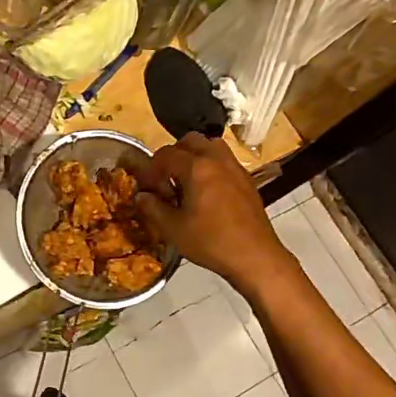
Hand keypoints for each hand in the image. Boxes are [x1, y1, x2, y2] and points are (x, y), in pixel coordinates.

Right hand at [132, 133, 293, 290]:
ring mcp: (235, 168)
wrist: (254, 255)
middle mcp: (217, 159)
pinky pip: (224, 161)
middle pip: (190, 141)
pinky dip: (211, 166)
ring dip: (195, 156)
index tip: (146, 186)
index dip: (151, 169)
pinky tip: (207, 193)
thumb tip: (141, 196)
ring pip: (211, 146)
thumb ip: (153, 208)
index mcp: (197, 167)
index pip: (165, 155)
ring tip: (187, 182)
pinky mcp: (247, 180)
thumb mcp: (174, 229)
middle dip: (174, 155)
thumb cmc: (211, 242)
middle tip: (166, 179)